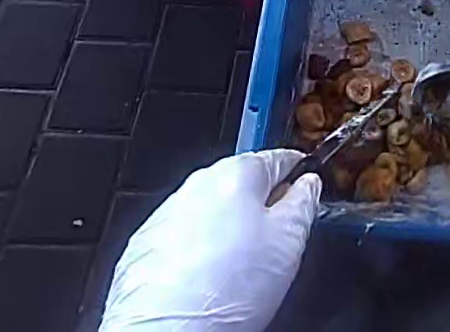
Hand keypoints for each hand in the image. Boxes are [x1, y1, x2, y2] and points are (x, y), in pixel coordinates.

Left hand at [100, 149, 321, 331]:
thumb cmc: (226, 292)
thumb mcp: (291, 239)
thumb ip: (306, 200)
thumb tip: (308, 184)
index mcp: (239, 171)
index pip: (282, 158)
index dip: (299, 177)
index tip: (304, 195)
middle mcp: (200, 183)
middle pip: (245, 185)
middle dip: (260, 209)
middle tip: (270, 247)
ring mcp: (166, 215)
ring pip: (211, 212)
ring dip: (226, 231)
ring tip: (233, 273)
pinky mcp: (140, 250)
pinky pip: (180, 240)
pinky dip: (194, 254)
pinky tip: (203, 284)